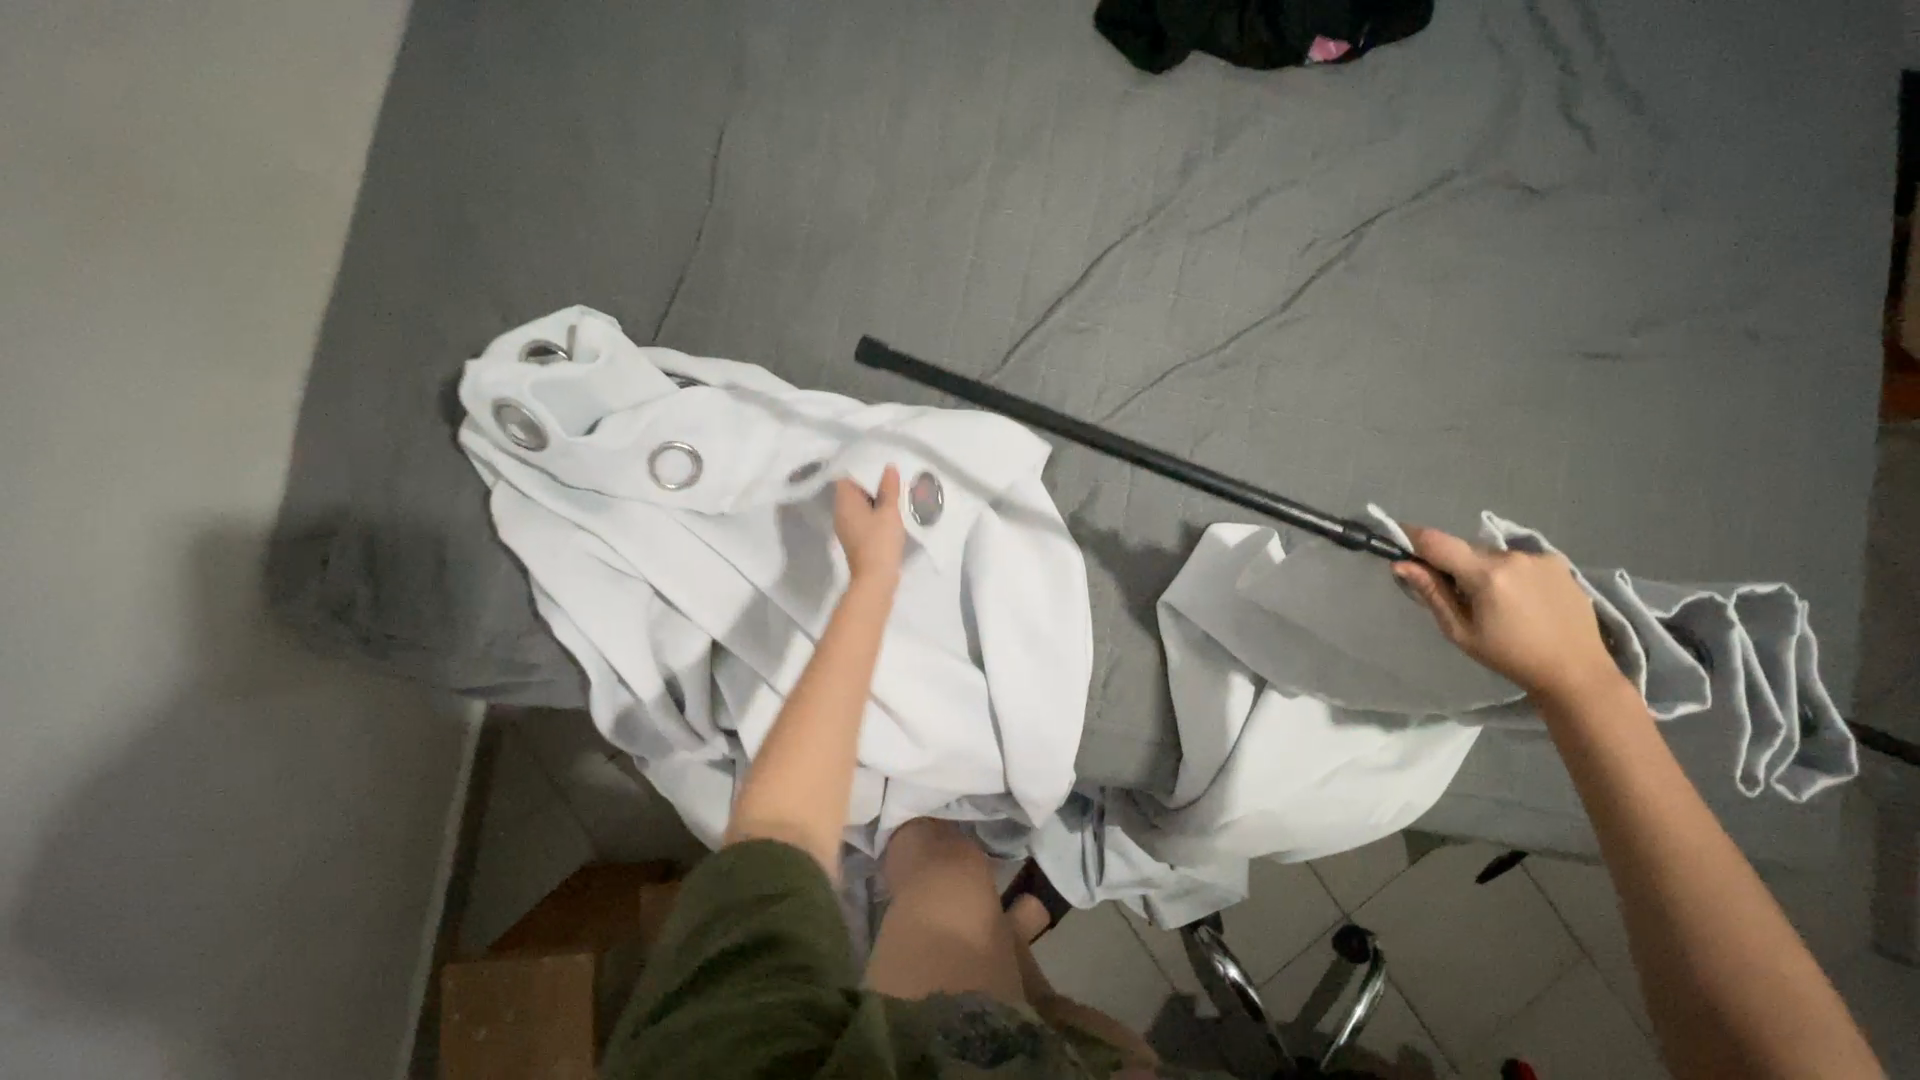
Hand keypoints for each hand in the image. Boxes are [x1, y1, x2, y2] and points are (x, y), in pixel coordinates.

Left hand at [833, 465, 905, 585]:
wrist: (875, 578)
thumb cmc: (880, 541)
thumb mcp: (888, 511)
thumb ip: (889, 488)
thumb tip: (888, 467)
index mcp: (845, 502)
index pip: (845, 476)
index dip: (859, 467)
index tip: (876, 460)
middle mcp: (841, 512)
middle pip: (852, 490)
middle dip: (869, 481)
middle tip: (889, 472)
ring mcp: (847, 527)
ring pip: (859, 505)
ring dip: (874, 497)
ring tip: (893, 489)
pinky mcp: (855, 538)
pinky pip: (863, 517)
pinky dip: (874, 512)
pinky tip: (890, 511)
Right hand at [1393, 526, 1622, 703]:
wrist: (1576, 670)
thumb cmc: (1510, 657)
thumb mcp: (1461, 632)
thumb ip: (1432, 593)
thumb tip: (1401, 564)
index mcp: (1486, 574)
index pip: (1437, 541)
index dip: (1412, 536)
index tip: (1397, 540)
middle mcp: (1513, 556)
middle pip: (1465, 549)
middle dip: (1453, 565)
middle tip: (1456, 595)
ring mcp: (1540, 556)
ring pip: (1493, 555)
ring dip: (1483, 570)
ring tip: (1496, 603)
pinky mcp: (1559, 562)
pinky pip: (1519, 560)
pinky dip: (1509, 573)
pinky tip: (1522, 600)